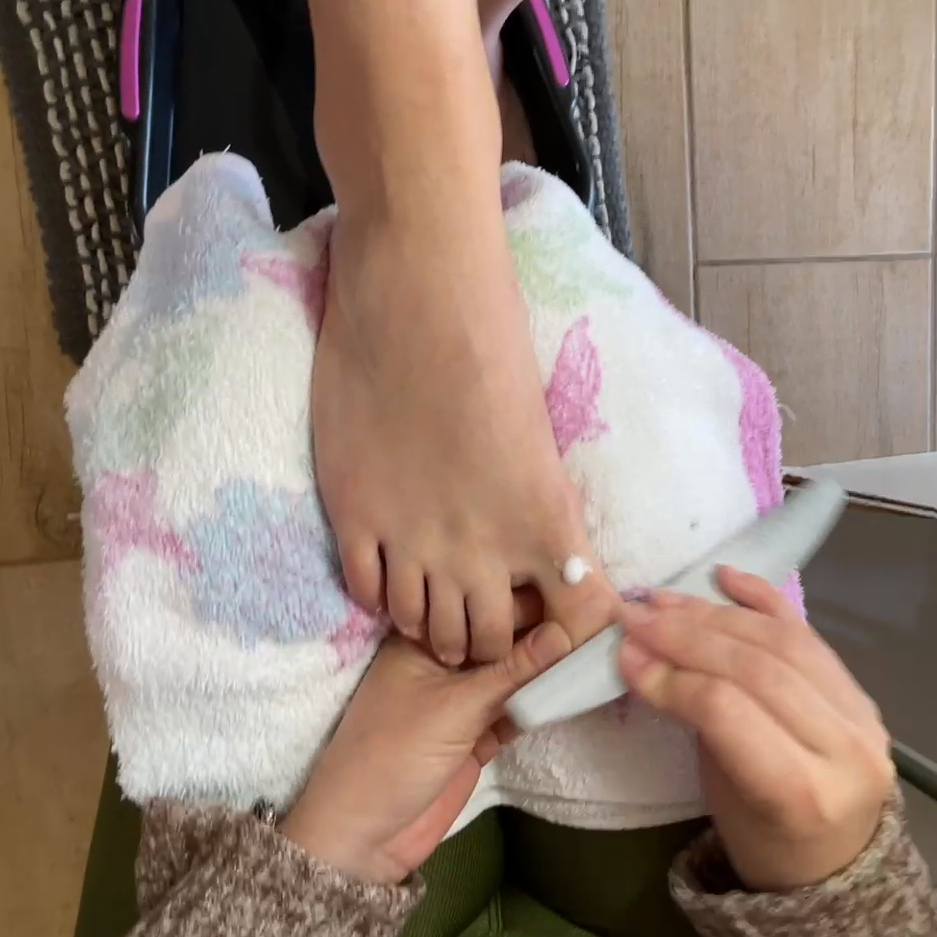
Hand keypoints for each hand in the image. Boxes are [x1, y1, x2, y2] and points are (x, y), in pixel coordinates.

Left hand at [281, 603, 574, 884]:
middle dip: (544, 634)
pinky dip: (538, 703)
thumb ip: (512, 670)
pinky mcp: (476, 733)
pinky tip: (574, 690)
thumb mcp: (455, 705)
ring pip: (513, 675)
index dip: (527, 599)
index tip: (578, 588)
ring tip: (596, 651)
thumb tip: (566, 633)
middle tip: (600, 620)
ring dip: (546, 670)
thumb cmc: (396, 753)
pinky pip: (514, 708)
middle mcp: (446, 660)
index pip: (482, 606)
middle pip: (502, 639)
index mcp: (425, 638)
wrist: (364, 837)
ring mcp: (461, 698)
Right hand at [313, 205, 620, 667]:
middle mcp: (481, 549)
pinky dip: (383, 596)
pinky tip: (390, 570)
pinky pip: (369, 594)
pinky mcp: (354, 517)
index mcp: (544, 522)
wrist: (417, 293)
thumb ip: (536, 508)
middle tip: (479, 613)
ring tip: (432, 597)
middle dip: (486, 642)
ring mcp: (411, 539)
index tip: (552, 619)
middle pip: (484, 643)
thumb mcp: (537, 438)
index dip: (568, 635)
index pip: (581, 620)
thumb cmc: (492, 344)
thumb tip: (534, 549)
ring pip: (424, 629)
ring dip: (432, 625)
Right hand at [618, 567, 895, 891]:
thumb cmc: (762, 837)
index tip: (624, 654)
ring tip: (663, 601)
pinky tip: (724, 577)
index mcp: (803, 792)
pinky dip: (763, 598)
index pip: (727, 710)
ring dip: (713, 614)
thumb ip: (692, 719)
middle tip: (634, 617)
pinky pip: (808, 631)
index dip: (671, 676)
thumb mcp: (718, 789)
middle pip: (755, 667)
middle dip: (685, 635)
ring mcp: (862, 713)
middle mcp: (845, 748)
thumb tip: (638, 655)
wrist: (835, 858)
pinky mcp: (861, 689)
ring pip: (780, 640)